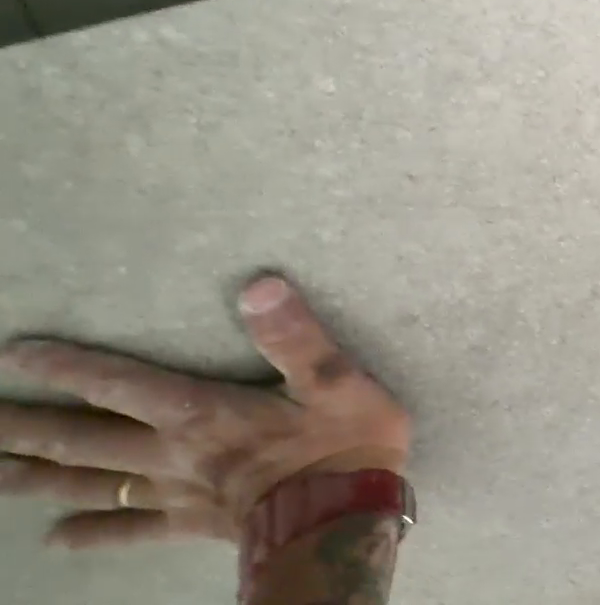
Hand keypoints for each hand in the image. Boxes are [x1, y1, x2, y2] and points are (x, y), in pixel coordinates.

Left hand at [0, 275, 410, 548]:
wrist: (342, 515)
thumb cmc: (344, 439)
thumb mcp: (335, 378)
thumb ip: (294, 335)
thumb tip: (259, 286)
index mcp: (201, 414)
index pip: (123, 386)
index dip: (71, 368)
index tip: (16, 354)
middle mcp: (172, 453)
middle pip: (84, 440)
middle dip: (25, 426)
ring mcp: (176, 493)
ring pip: (90, 484)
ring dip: (37, 476)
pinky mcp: (189, 523)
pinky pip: (128, 530)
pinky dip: (89, 532)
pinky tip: (57, 537)